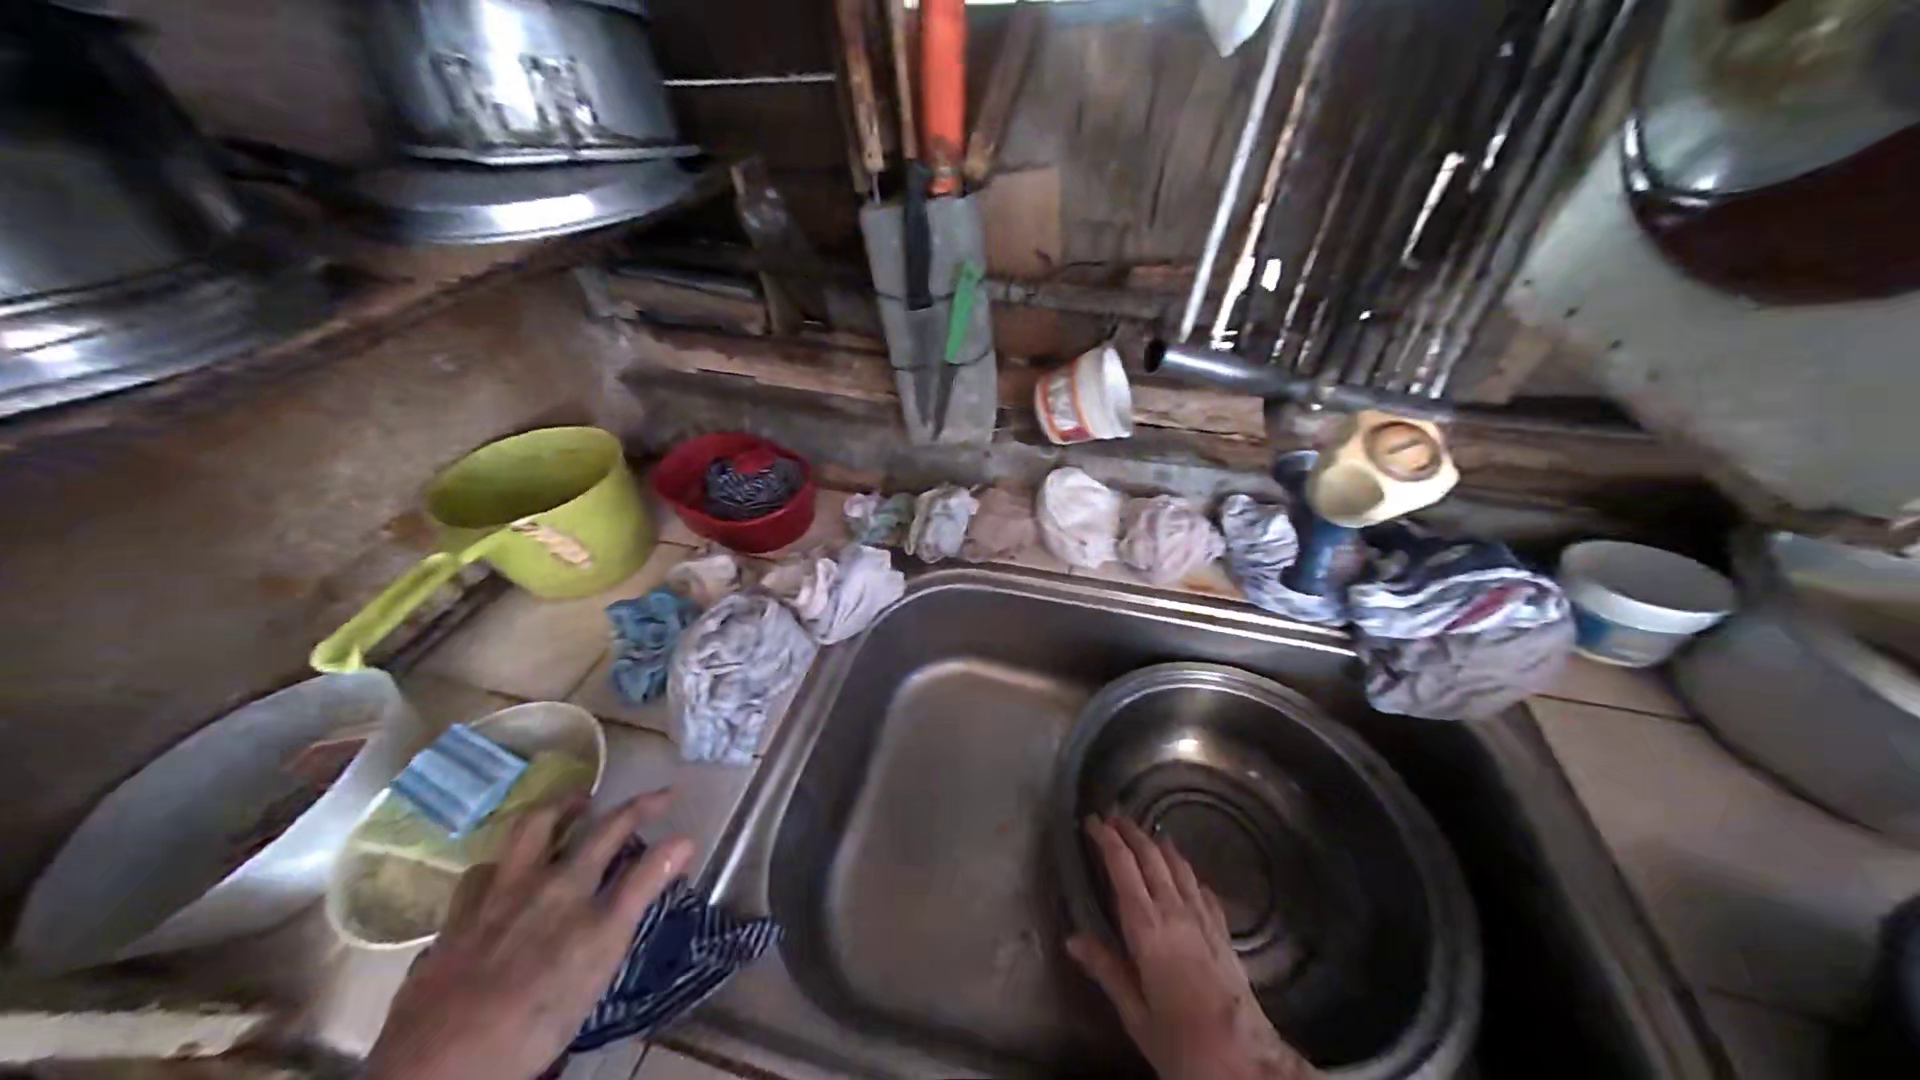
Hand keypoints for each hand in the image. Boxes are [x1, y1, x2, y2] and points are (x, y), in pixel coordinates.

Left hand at [364, 792, 696, 1079]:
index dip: (648, 807)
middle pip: (578, 827)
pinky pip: (479, 877)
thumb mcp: (603, 959)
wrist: (436, 1067)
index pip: (621, 833)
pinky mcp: (454, 924)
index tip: (668, 795)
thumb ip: (641, 892)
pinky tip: (501, 880)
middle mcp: (539, 884)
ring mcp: (492, 899)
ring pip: (523, 834)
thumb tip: (683, 843)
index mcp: (577, 892)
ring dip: (550, 814)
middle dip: (607, 804)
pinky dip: (500, 868)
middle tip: (625, 798)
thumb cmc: (533, 1021)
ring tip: (565, 813)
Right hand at [1067, 814, 1320, 1079]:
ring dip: (1159, 845)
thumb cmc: (1183, 1044)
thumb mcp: (1135, 1014)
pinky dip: (1188, 872)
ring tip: (1146, 832)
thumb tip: (1072, 938)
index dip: (1107, 840)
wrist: (1249, 1066)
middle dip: (1131, 832)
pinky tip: (1186, 872)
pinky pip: (1202, 889)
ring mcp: (1204, 921)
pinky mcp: (1223, 934)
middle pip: (1151, 858)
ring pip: (1179, 867)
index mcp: (1148, 929)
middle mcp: (1176, 913)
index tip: (1093, 821)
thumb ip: (1106, 969)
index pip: (1123, 869)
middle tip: (1114, 816)